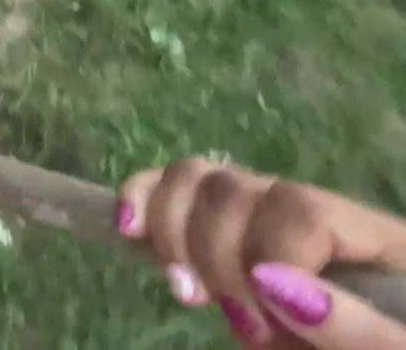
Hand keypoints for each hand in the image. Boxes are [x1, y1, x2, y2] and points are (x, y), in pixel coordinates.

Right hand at [118, 157, 405, 347]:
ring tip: (189, 296)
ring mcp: (257, 201)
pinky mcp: (210, 211)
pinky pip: (161, 181)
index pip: (301, 206)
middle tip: (237, 326)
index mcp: (376, 236)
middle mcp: (309, 201)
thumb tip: (275, 284)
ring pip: (189, 178)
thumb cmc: (384, 349)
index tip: (265, 321)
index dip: (270, 254)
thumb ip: (363, 332)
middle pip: (232, 190)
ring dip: (172, 236)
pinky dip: (138, 199)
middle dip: (215, 258)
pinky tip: (130, 233)